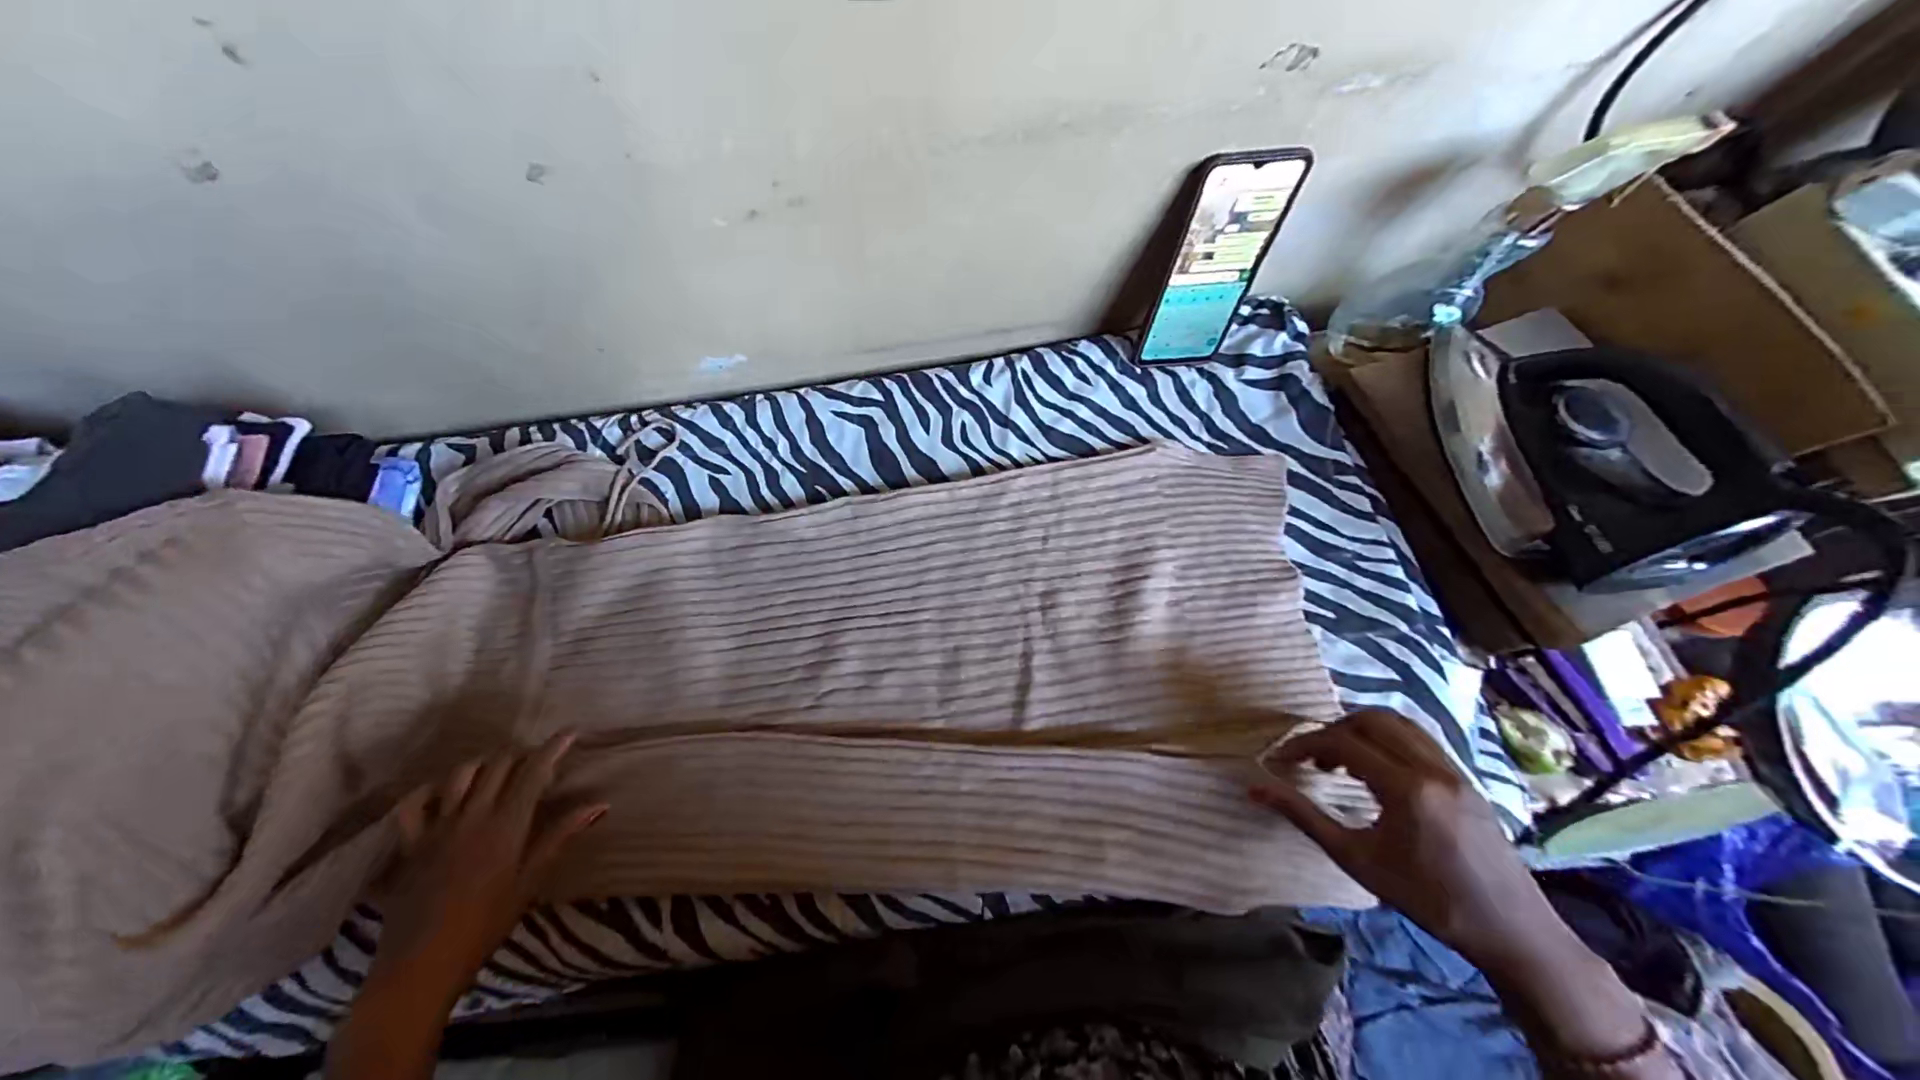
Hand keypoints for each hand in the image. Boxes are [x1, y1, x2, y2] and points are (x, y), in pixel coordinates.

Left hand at [373, 733, 606, 1000]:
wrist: (421, 964)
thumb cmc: (485, 925)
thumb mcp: (530, 882)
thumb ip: (560, 837)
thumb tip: (599, 805)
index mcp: (505, 825)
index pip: (532, 773)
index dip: (552, 749)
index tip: (570, 733)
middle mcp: (471, 816)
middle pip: (497, 766)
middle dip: (520, 755)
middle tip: (536, 760)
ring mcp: (436, 828)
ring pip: (459, 775)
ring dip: (481, 765)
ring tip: (496, 769)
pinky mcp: (410, 845)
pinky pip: (413, 805)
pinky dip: (429, 790)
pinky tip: (441, 791)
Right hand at [1252, 711, 1670, 1074]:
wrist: (1509, 929)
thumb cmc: (1426, 899)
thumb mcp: (1356, 859)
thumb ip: (1303, 817)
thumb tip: (1254, 789)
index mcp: (1407, 788)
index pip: (1342, 742)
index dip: (1304, 745)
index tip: (1280, 760)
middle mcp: (1433, 768)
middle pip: (1371, 719)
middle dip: (1332, 730)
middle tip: (1311, 758)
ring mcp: (1454, 770)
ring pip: (1399, 723)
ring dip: (1361, 731)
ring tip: (1339, 761)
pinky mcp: (1465, 778)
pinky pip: (1419, 739)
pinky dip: (1387, 740)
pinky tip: (1374, 770)